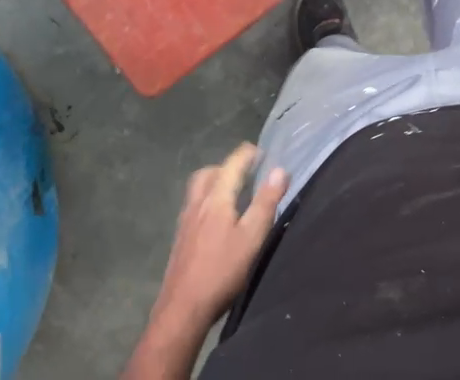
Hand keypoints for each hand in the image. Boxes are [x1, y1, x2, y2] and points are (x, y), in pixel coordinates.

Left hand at [152, 144, 289, 327]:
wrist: (182, 307)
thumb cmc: (222, 271)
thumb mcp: (252, 237)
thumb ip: (266, 202)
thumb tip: (279, 169)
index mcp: (216, 198)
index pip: (231, 164)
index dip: (247, 154)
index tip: (261, 151)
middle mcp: (197, 203)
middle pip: (209, 172)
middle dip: (228, 166)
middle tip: (246, 172)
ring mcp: (185, 220)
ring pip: (198, 188)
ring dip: (214, 181)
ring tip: (232, 192)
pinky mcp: (180, 237)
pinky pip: (194, 205)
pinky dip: (207, 199)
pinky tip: (216, 219)